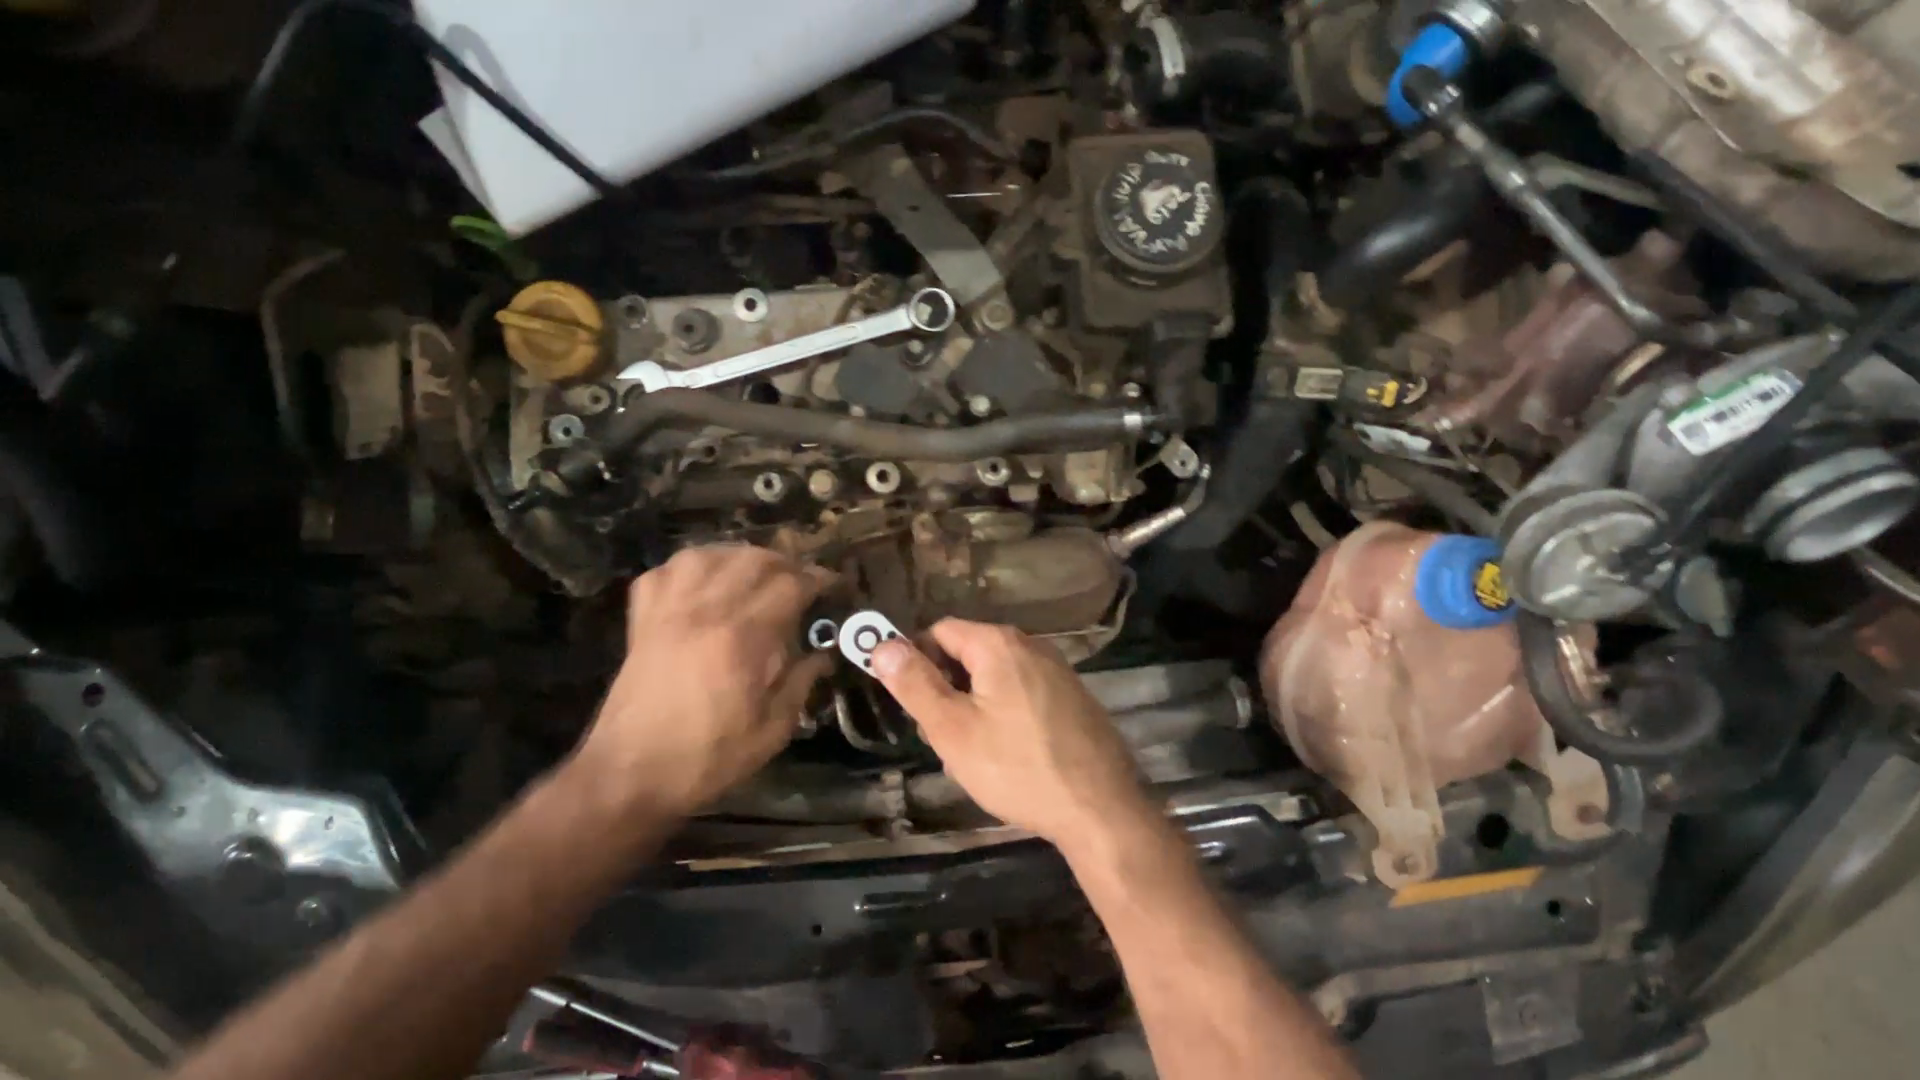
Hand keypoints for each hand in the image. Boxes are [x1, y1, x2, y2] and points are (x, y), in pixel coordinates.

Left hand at [575, 546, 832, 817]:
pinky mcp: (642, 620)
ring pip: (709, 555)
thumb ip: (801, 683)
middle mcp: (705, 610)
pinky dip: (691, 567)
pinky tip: (706, 583)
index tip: (836, 587)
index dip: (819, 579)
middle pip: (753, 559)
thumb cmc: (707, 759)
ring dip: (740, 558)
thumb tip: (824, 652)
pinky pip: (666, 571)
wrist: (630, 775)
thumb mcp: (771, 730)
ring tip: (757, 575)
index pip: (790, 585)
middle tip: (803, 583)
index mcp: (742, 637)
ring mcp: (668, 611)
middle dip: (786, 564)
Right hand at [871, 619, 1155, 852]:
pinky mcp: (1073, 700)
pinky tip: (1008, 757)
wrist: (1099, 809)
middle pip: (967, 654)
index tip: (911, 704)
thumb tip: (881, 645)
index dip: (915, 662)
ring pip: (994, 679)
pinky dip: (1005, 717)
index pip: (938, 631)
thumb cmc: (1017, 768)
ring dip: (973, 709)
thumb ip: (915, 684)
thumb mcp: (952, 729)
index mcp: (999, 644)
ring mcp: (1058, 673)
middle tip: (942, 739)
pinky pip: (1023, 695)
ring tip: (973, 756)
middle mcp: (1032, 646)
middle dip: (946, 691)